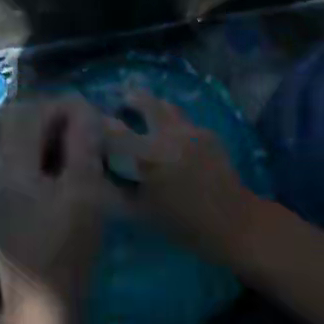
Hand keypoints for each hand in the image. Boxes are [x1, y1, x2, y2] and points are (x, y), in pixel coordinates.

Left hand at [0, 97, 111, 323]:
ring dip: (51, 137)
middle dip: (57, 119)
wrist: (41, 311)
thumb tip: (83, 108)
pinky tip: (69, 173)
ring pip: (20, 140)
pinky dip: (45, 156)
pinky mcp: (3, 204)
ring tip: (83, 151)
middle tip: (90, 133)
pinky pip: (21, 162)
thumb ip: (82, 142)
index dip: (66, 107)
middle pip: (21, 121)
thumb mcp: (84, 191)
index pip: (32, 111)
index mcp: (9, 165)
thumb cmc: (66, 250)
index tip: (96, 120)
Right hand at [104, 90, 260, 259]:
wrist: (232, 221)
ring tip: (147, 114)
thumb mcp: (140, 212)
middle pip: (145, 101)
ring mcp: (191, 130)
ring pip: (167, 106)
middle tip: (123, 103)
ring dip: (154, 106)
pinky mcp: (208, 133)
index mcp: (147, 155)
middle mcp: (168, 134)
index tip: (92, 121)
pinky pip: (185, 121)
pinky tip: (174, 139)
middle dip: (130, 99)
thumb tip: (102, 170)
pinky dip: (174, 124)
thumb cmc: (182, 224)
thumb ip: (118, 187)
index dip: (100, 121)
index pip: (114, 128)